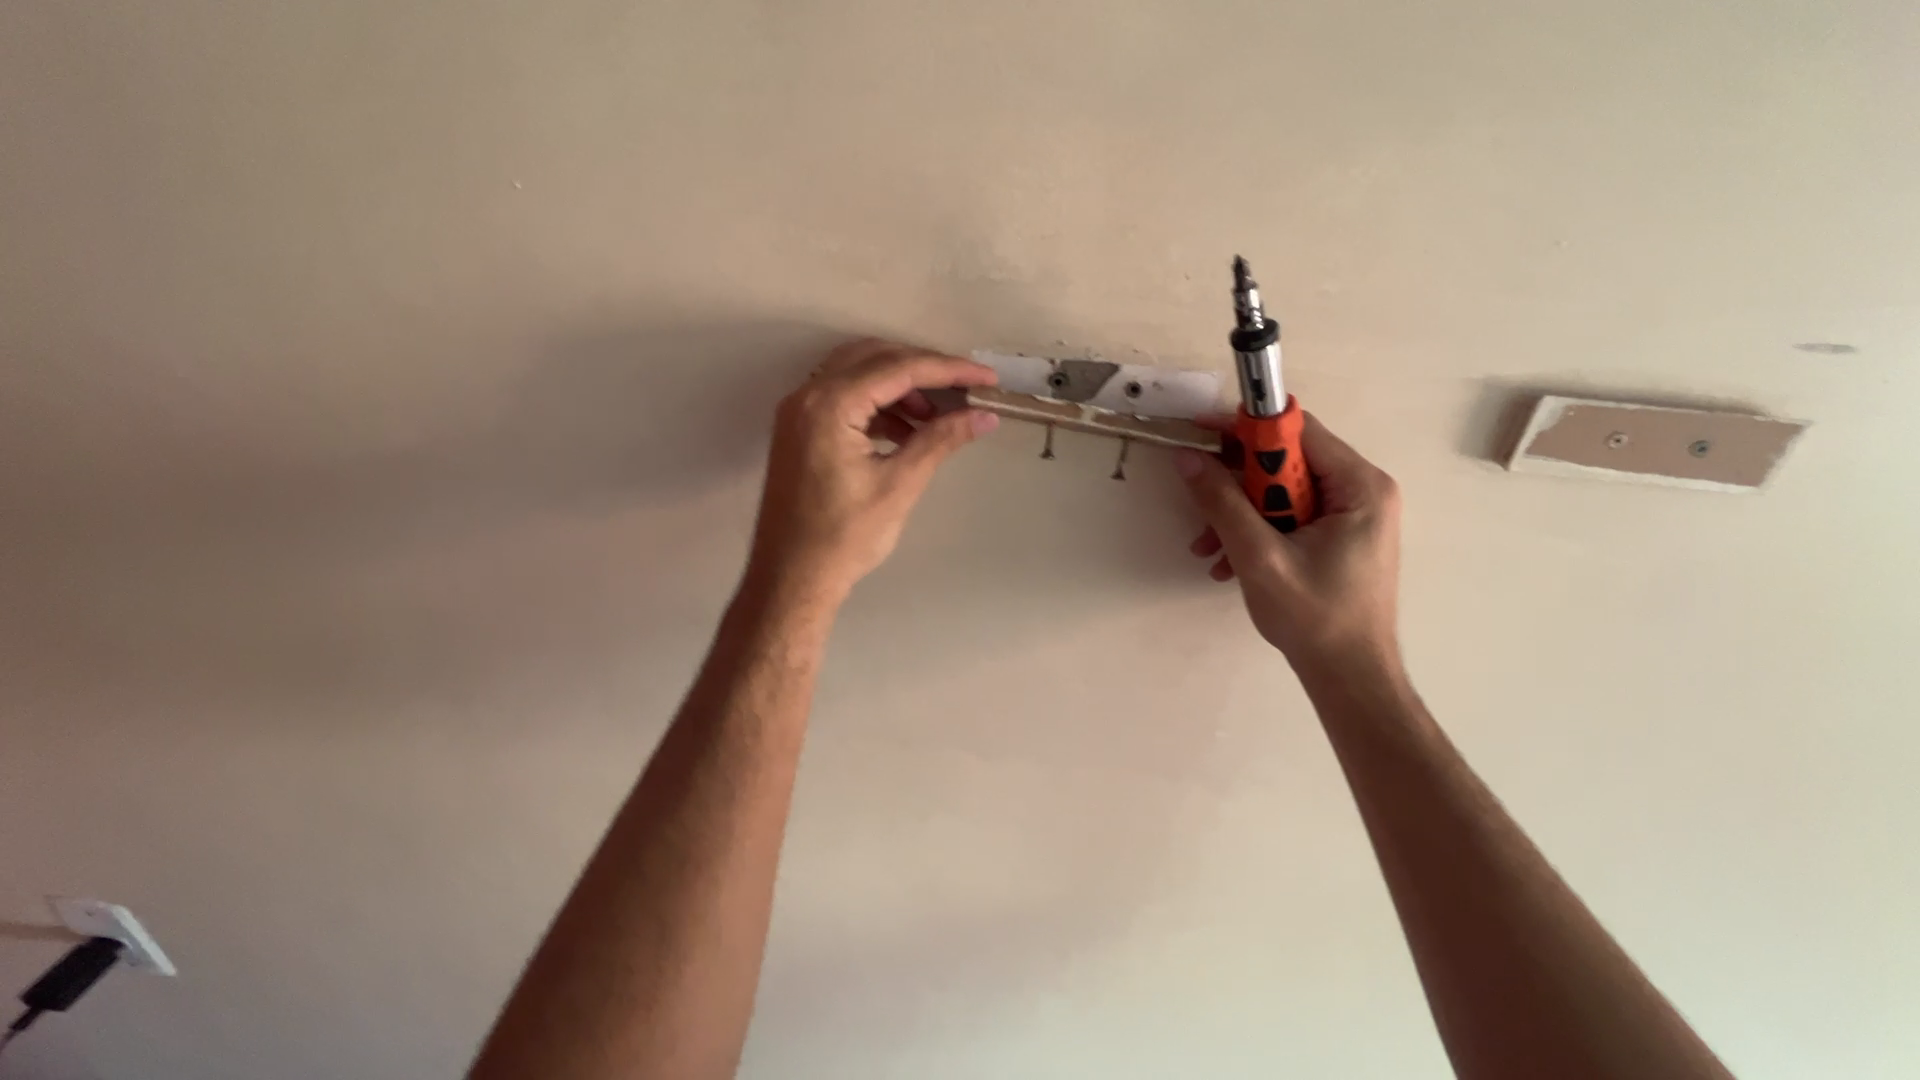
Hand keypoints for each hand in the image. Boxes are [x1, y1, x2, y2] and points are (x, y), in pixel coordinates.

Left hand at [746, 338, 998, 599]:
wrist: (791, 578)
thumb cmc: (843, 538)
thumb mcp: (899, 485)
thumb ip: (940, 440)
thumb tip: (983, 416)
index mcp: (829, 405)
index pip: (898, 368)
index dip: (948, 369)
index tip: (986, 379)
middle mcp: (807, 396)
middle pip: (875, 358)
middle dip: (924, 369)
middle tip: (965, 389)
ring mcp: (798, 412)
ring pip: (858, 373)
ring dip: (900, 386)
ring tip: (936, 418)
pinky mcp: (799, 429)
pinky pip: (843, 396)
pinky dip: (877, 403)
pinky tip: (905, 431)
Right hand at [1174, 414, 1402, 673]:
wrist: (1350, 677)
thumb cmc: (1315, 617)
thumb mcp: (1260, 557)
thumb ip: (1222, 503)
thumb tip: (1187, 458)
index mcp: (1359, 486)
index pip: (1297, 431)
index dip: (1245, 428)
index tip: (1200, 435)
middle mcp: (1362, 490)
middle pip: (1285, 462)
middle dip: (1236, 485)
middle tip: (1201, 508)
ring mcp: (1351, 515)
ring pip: (1281, 492)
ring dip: (1238, 515)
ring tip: (1209, 549)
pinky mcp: (1338, 537)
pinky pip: (1288, 516)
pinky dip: (1255, 533)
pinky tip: (1228, 564)